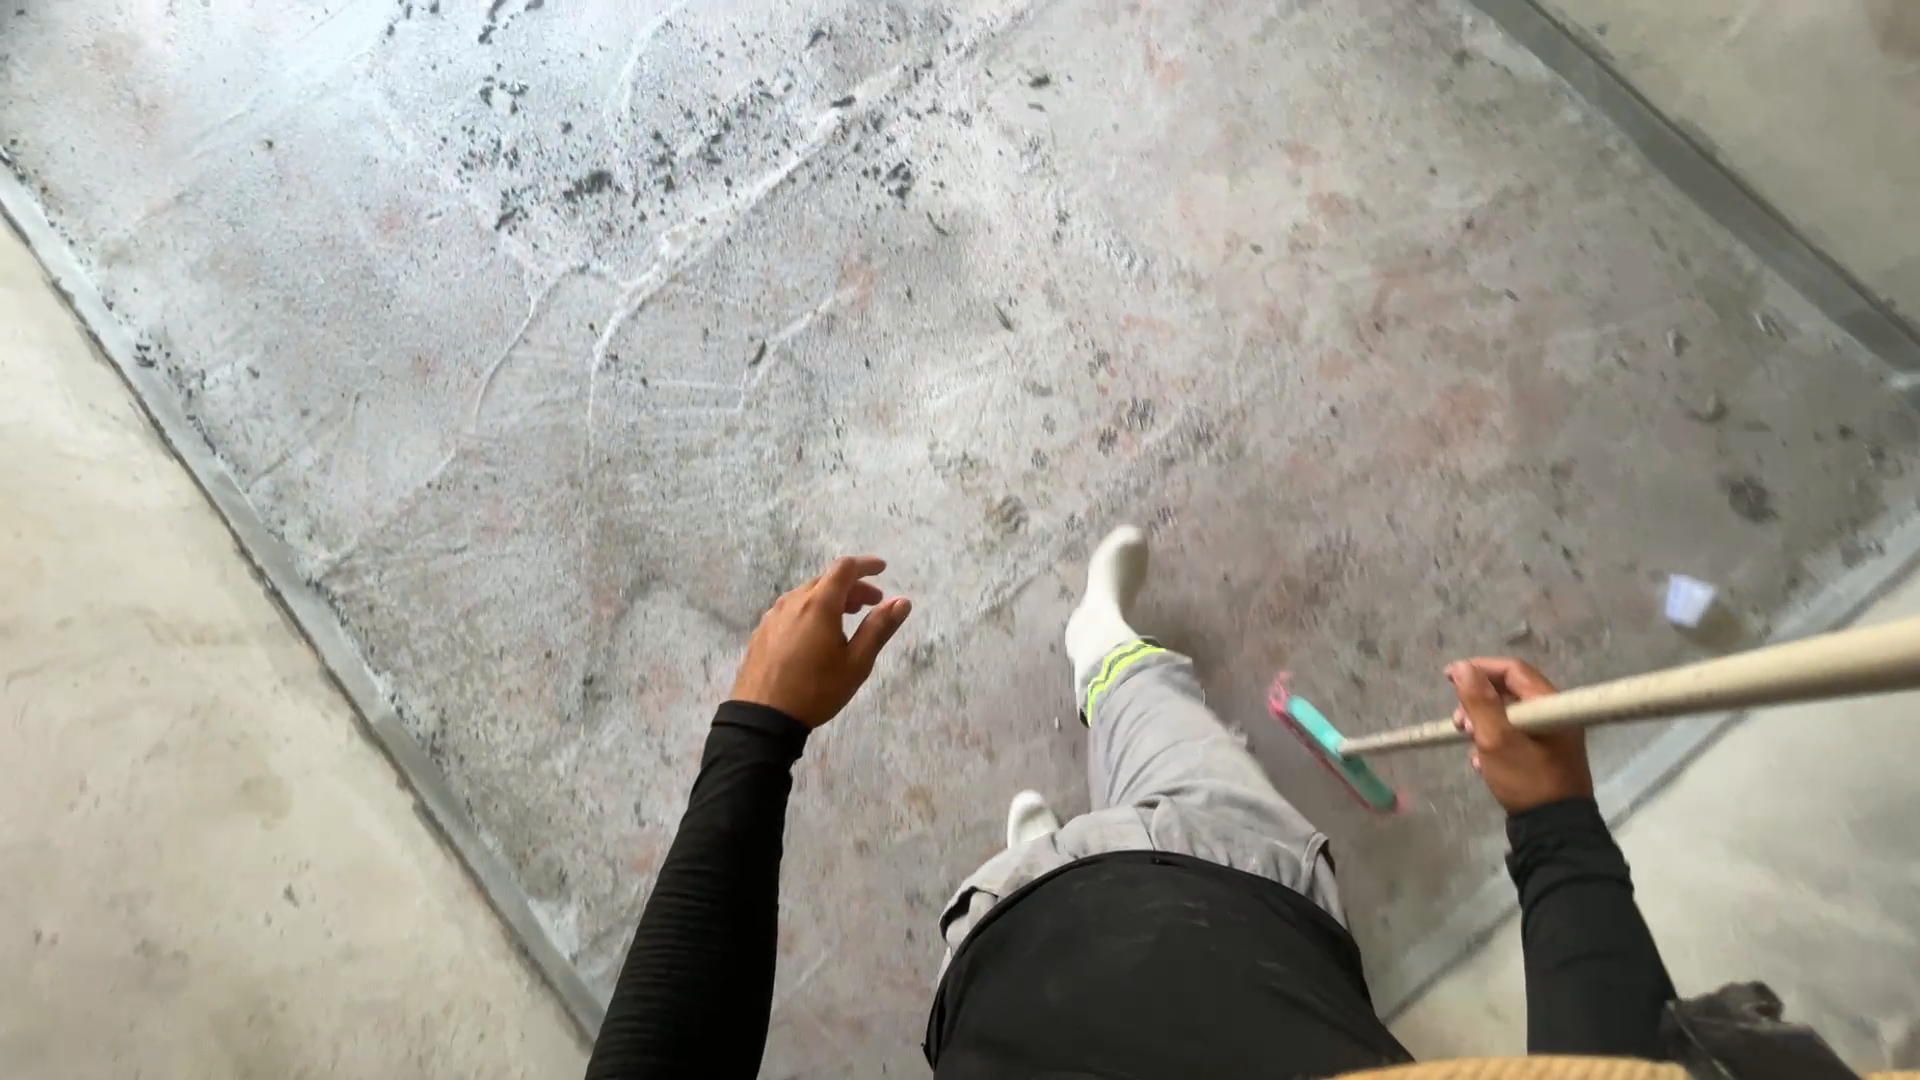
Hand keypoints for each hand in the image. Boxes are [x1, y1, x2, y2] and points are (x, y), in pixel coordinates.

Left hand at [730, 556, 911, 727]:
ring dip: (831, 598)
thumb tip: (902, 601)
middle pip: (826, 580)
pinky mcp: (762, 631)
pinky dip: (812, 610)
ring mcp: (773, 615)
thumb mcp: (856, 663)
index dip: (866, 565)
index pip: (845, 568)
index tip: (883, 569)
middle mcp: (793, 601)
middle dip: (853, 587)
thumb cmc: (816, 690)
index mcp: (819, 604)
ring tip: (846, 618)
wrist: (762, 718)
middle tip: (872, 604)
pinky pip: (792, 609)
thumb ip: (879, 628)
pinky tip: (816, 633)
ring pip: (807, 594)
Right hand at [1447, 657, 1592, 813]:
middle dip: (1476, 700)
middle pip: (1507, 689)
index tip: (1449, 677)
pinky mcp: (1542, 750)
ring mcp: (1549, 733)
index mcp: (1550, 704)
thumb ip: (1478, 700)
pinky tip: (1481, 758)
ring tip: (1467, 739)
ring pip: (1505, 711)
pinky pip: (1510, 731)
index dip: (1478, 668)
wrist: (1552, 826)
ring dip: (1480, 721)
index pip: (1512, 669)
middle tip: (1460, 721)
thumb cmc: (1525, 778)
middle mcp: (1553, 713)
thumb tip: (1462, 667)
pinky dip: (1491, 738)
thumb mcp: (1495, 737)